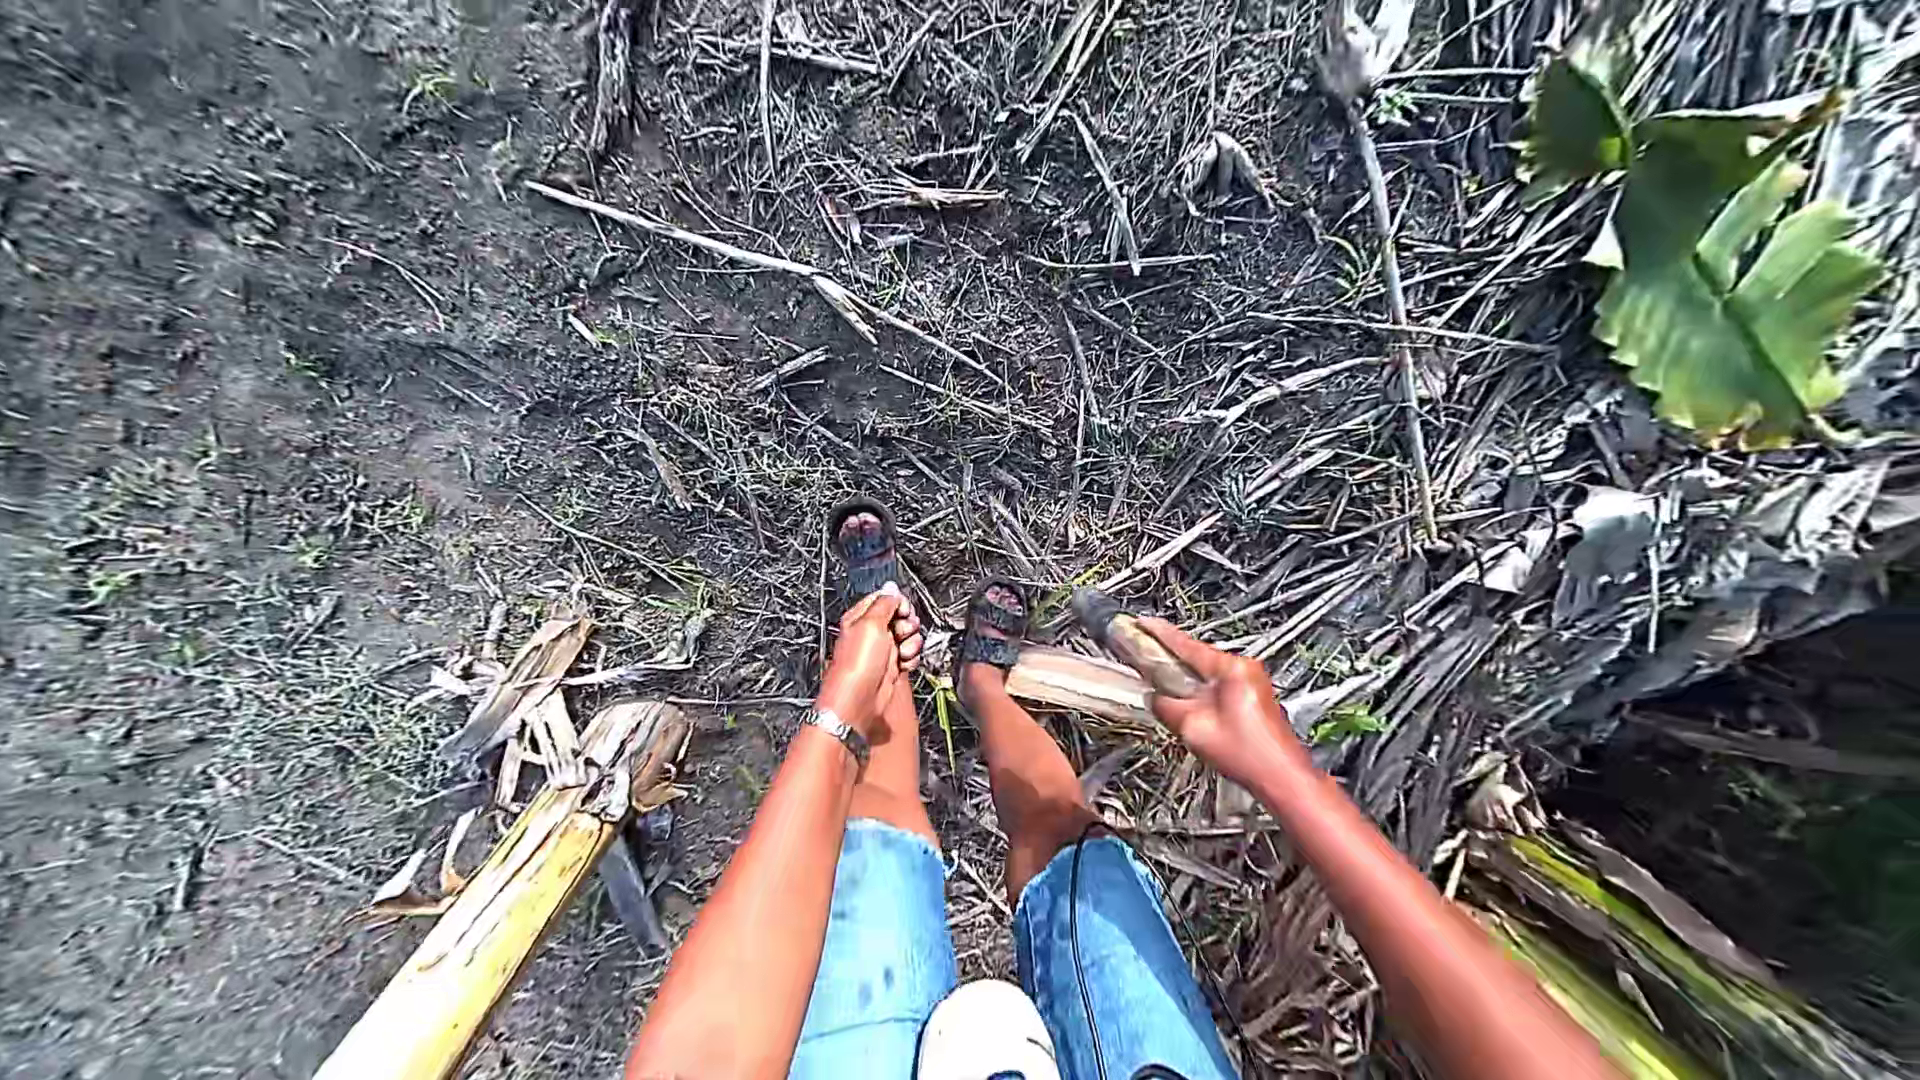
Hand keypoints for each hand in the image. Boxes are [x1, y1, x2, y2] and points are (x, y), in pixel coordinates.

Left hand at [816, 583, 922, 738]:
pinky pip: (911, 655)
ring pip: (909, 636)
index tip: (902, 611)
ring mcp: (883, 650)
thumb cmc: (857, 665)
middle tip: (901, 632)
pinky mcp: (893, 666)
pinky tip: (904, 664)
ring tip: (902, 652)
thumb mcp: (871, 624)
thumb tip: (891, 587)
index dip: (898, 602)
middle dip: (908, 623)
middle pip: (901, 616)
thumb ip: (884, 602)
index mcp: (861, 617)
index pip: (886, 598)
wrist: (859, 701)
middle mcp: (871, 632)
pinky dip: (911, 658)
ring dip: (912, 643)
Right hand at [1135, 617, 1302, 784]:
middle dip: (1170, 660)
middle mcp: (1246, 669)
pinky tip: (1190, 704)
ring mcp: (1252, 681)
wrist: (1283, 780)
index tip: (1143, 623)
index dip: (1159, 633)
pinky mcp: (1253, 695)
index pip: (1187, 644)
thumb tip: (1154, 697)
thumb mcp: (1192, 728)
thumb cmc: (1250, 756)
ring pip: (1207, 672)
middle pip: (1197, 656)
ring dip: (1185, 679)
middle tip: (1145, 660)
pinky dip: (1200, 690)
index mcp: (1232, 668)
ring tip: (1165, 688)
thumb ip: (1165, 705)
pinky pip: (1218, 684)